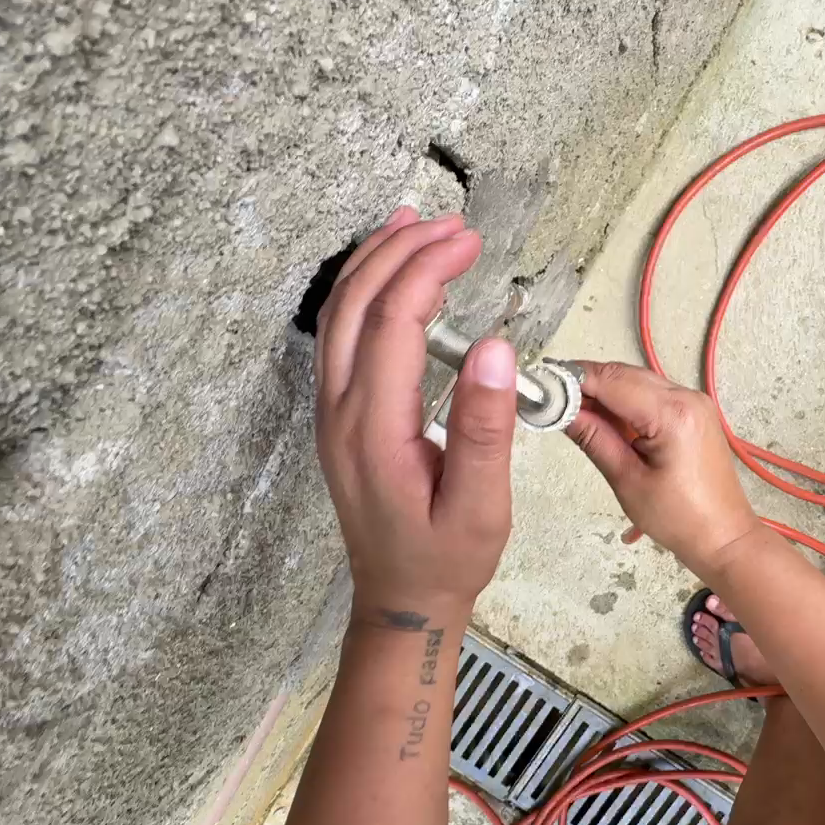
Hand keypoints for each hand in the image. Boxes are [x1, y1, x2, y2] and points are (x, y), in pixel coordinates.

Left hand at [315, 207, 516, 628]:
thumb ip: (484, 427)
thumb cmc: (447, 557)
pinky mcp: (339, 419)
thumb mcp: (481, 505)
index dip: (428, 270)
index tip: (469, 240)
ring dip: (372, 264)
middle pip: (355, 305)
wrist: (400, 599)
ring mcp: (331, 413)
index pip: (393, 323)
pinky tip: (387, 281)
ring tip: (412, 226)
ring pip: (338, 317)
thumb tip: (493, 346)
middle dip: (400, 252)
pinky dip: (363, 296)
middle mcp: (340, 411)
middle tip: (451, 226)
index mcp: (374, 428)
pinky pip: (340, 339)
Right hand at [564, 361, 763, 576]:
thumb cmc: (677, 518)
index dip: (575, 379)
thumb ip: (594, 439)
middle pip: (625, 374)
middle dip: (588, 383)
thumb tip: (561, 410)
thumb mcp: (627, 480)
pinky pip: (652, 395)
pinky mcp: (695, 412)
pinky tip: (605, 420)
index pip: (613, 380)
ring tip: (574, 412)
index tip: (544, 386)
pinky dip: (625, 402)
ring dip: (605, 392)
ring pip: (638, 381)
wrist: (724, 536)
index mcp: (672, 414)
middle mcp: (687, 396)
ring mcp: (695, 402)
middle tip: (553, 400)